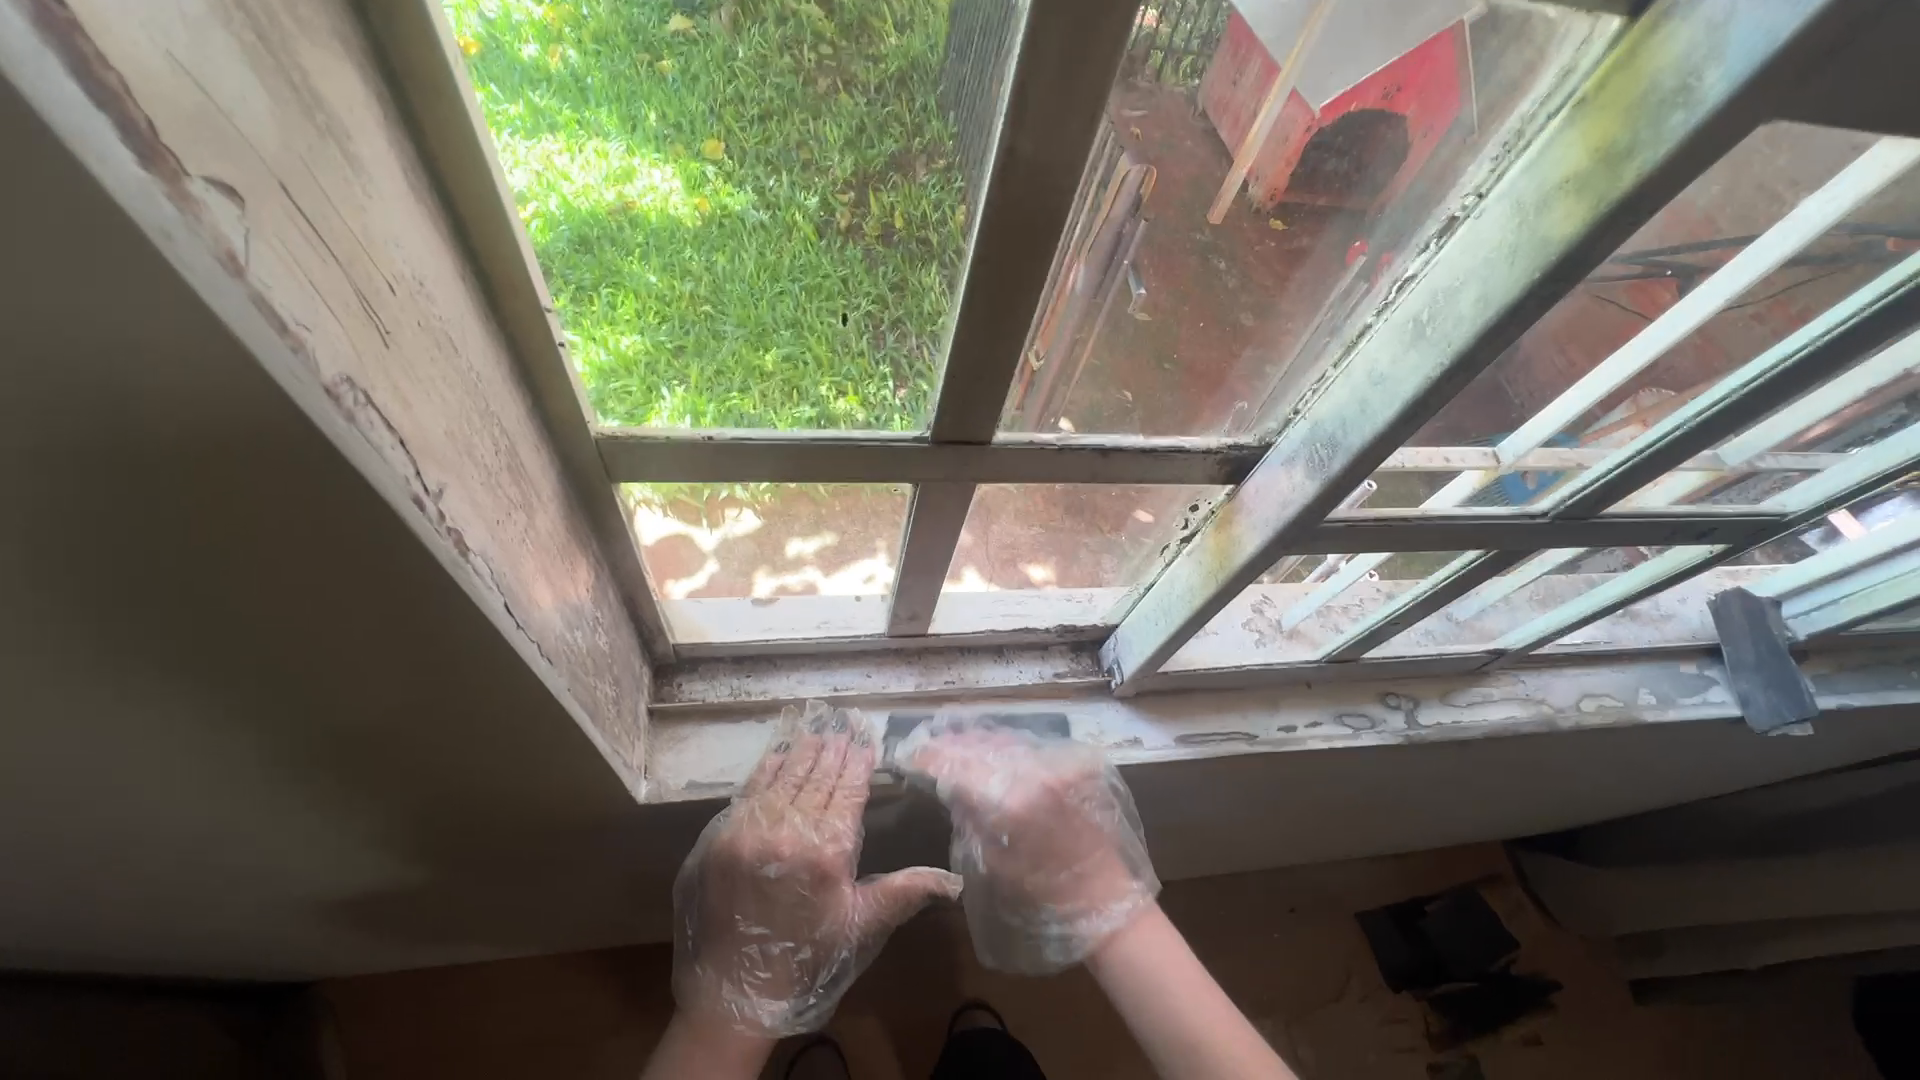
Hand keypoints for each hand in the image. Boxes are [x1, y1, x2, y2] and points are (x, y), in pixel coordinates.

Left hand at [672, 701, 961, 1036]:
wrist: (734, 991)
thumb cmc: (808, 958)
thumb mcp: (862, 926)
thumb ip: (907, 891)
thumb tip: (957, 880)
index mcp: (827, 852)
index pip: (847, 790)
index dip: (858, 762)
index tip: (866, 740)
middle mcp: (787, 833)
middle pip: (816, 777)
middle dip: (833, 750)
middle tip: (844, 725)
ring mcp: (748, 832)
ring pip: (782, 777)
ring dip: (802, 752)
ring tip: (818, 731)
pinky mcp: (719, 837)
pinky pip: (748, 791)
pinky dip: (766, 769)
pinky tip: (779, 754)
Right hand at [899, 716, 1158, 973]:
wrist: (1102, 899)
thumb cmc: (1040, 894)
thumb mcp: (990, 863)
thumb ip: (969, 818)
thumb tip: (949, 786)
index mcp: (1009, 802)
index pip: (957, 767)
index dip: (931, 758)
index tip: (912, 754)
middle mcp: (1034, 773)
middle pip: (982, 745)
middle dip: (953, 745)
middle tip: (931, 744)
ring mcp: (1059, 765)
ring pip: (1007, 740)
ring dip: (981, 741)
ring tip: (958, 742)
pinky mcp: (1076, 764)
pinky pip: (1032, 748)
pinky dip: (1009, 748)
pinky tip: (994, 751)